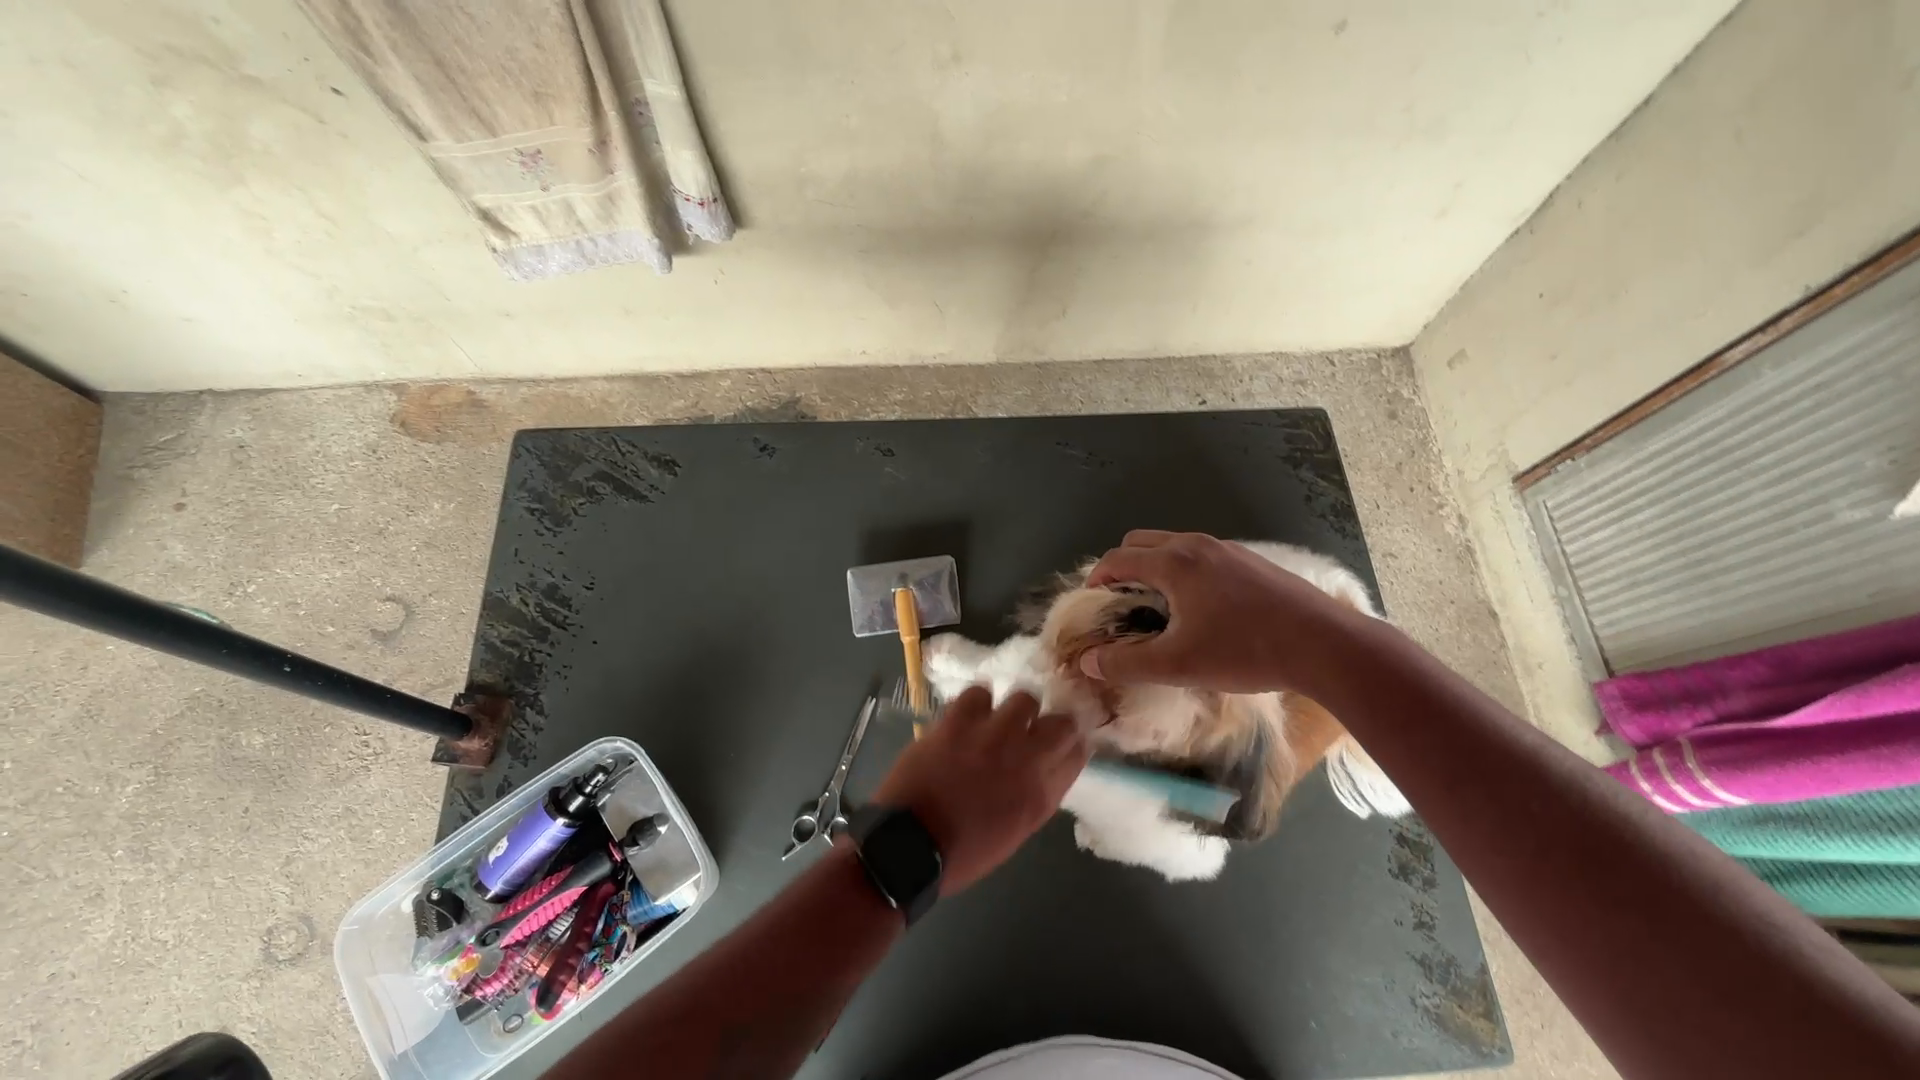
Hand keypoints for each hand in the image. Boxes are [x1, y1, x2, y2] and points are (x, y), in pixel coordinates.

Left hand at [872, 687, 1088, 893]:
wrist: (909, 846)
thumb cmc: (963, 852)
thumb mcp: (1014, 830)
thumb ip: (1035, 796)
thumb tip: (1042, 770)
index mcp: (1041, 794)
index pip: (1077, 754)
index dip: (1073, 746)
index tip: (1064, 744)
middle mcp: (1026, 758)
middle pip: (1062, 723)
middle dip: (1051, 724)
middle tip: (1032, 729)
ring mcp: (992, 735)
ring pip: (1024, 699)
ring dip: (1015, 710)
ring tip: (998, 720)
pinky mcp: (958, 721)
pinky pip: (979, 693)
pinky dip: (977, 702)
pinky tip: (969, 715)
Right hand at [1075, 530, 1359, 694]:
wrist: (1324, 644)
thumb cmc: (1244, 651)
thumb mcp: (1177, 665)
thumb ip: (1126, 662)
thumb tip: (1088, 662)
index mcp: (1174, 562)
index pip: (1117, 558)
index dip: (1096, 581)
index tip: (1093, 608)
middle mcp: (1197, 545)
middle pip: (1141, 543)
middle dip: (1123, 570)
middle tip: (1124, 608)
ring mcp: (1229, 550)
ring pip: (1174, 548)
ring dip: (1156, 571)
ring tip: (1161, 613)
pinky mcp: (1252, 563)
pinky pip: (1202, 557)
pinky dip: (1185, 574)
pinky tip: (1203, 613)